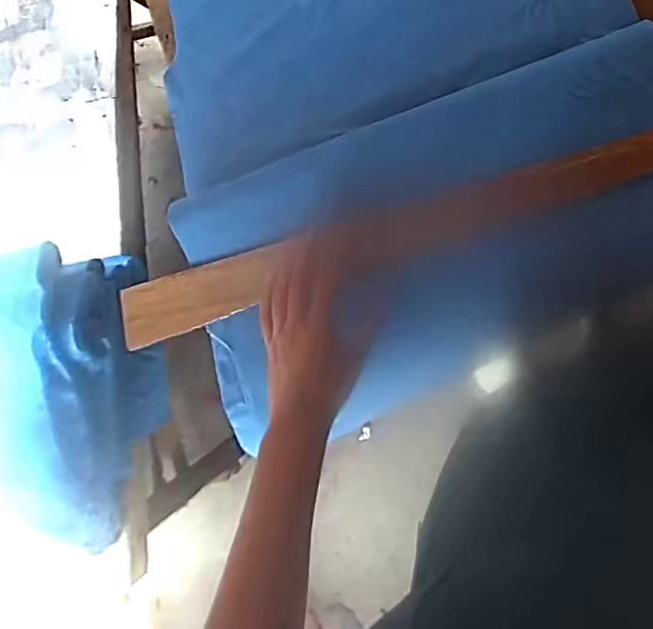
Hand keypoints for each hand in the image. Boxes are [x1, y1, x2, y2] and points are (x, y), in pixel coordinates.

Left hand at [261, 232, 379, 433]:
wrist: (297, 420)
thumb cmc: (330, 390)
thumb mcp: (356, 356)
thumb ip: (370, 325)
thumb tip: (386, 297)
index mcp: (317, 326)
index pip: (323, 282)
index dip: (329, 258)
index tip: (338, 240)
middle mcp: (293, 323)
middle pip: (297, 279)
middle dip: (305, 253)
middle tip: (313, 232)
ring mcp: (277, 331)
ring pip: (279, 289)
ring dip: (286, 264)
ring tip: (293, 244)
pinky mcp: (268, 340)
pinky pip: (266, 308)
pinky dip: (271, 288)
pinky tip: (274, 277)